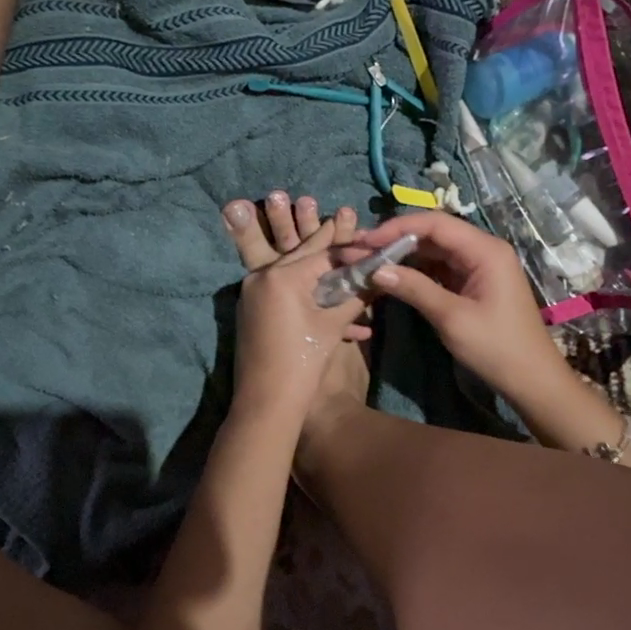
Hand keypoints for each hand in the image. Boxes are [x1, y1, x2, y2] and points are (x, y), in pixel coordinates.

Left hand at [233, 221, 370, 415]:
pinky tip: (330, 302)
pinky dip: (304, 296)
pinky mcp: (251, 310)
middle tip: (353, 227)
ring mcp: (252, 294)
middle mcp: (261, 277)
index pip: (322, 254)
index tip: (371, 245)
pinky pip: (282, 294)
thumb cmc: (303, 362)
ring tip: (347, 264)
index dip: (350, 251)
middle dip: (331, 251)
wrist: (266, 402)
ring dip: (319, 274)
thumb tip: (379, 278)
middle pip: (304, 257)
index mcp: (281, 276)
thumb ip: (355, 296)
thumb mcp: (333, 326)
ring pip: (293, 276)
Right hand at [350, 211, 567, 399]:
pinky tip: (392, 277)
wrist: (531, 379)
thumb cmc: (496, 347)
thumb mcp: (451, 318)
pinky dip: (416, 271)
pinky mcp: (474, 283)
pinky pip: (440, 268)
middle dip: (396, 240)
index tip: (366, 241)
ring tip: (369, 262)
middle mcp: (483, 250)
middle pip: (434, 233)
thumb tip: (377, 269)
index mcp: (485, 250)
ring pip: (434, 250)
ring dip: (403, 255)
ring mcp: (479, 266)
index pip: (435, 223)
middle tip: (360, 251)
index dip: (398, 227)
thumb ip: (415, 288)